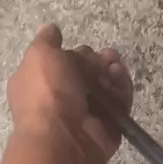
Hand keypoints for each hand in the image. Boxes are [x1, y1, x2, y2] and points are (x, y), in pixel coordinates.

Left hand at [7, 23, 131, 163]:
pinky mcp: (109, 121)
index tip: (78, 52)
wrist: (64, 136)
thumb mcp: (39, 55)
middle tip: (101, 61)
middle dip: (97, 61)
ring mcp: (87, 110)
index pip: (61, 62)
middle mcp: (62, 96)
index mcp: (40, 82)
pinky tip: (121, 79)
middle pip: (87, 70)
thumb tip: (49, 27)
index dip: (72, 53)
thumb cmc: (47, 92)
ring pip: (106, 83)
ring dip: (112, 71)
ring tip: (114, 69)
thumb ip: (46, 40)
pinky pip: (120, 99)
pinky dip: (123, 88)